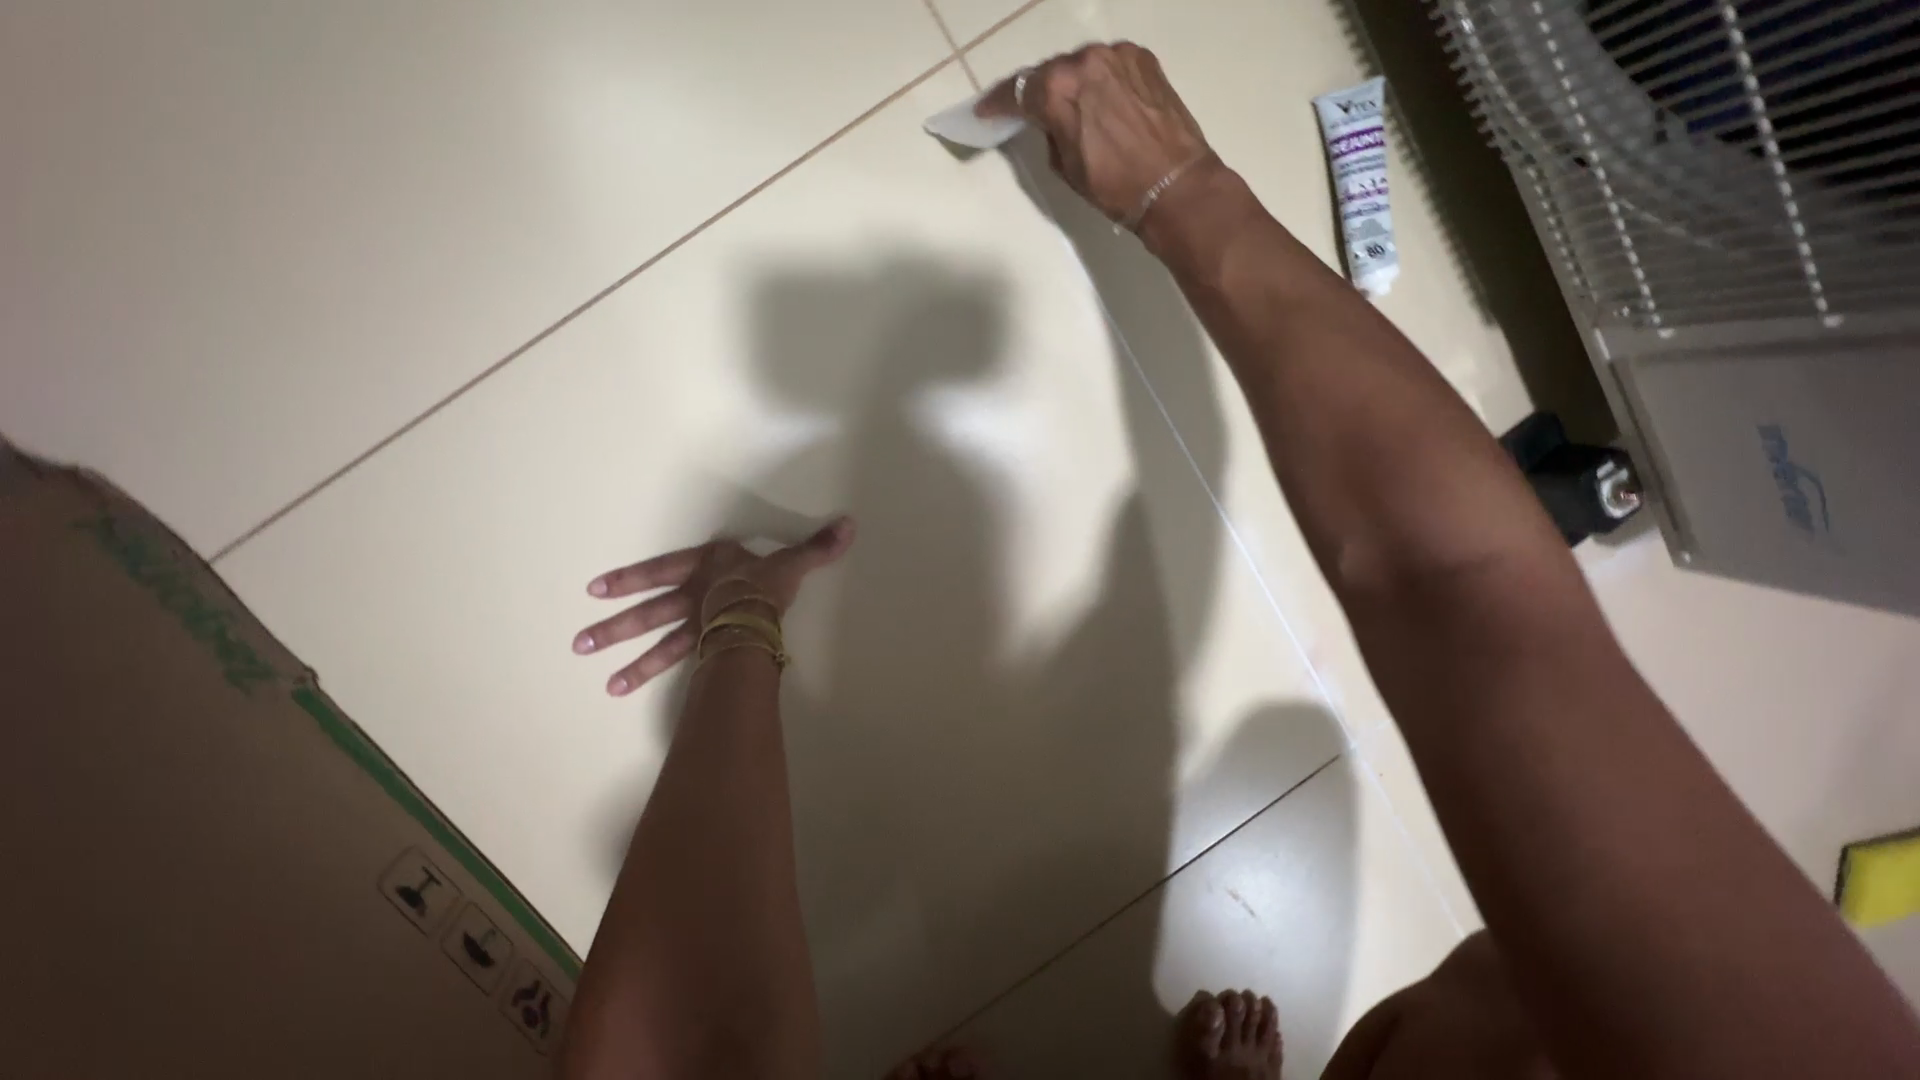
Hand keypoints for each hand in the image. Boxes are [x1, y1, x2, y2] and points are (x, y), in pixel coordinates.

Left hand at [573, 517, 855, 695]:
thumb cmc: (768, 581)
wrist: (758, 607)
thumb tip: (848, 525)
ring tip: (605, 684)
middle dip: (616, 628)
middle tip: (581, 643)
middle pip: (650, 612)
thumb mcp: (792, 560)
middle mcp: (692, 595)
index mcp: (707, 566)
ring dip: (632, 663)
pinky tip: (625, 688)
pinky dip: (651, 674)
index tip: (596, 590)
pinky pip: (676, 662)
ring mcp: (696, 624)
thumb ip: (816, 547)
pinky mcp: (705, 647)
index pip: (662, 571)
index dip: (631, 580)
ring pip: (658, 644)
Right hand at [978, 42, 1216, 227]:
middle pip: (1050, 73)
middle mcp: (1085, 61)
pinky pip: (1109, 66)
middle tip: (1031, 110)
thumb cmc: (1114, 186)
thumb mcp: (1066, 166)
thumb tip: (1053, 120)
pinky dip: (1100, 80)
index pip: (1018, 91)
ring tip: (1071, 107)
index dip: (998, 104)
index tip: (985, 112)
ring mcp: (1117, 55)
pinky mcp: (1143, 59)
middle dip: (1039, 92)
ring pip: (1081, 66)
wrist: (1173, 185)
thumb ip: (1051, 133)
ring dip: (1072, 84)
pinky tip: (1102, 102)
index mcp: (1058, 90)